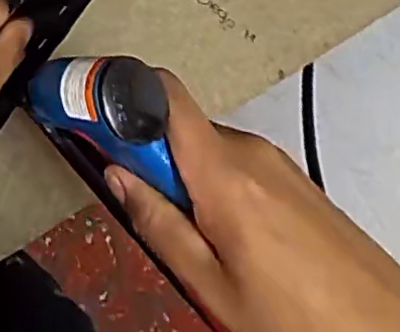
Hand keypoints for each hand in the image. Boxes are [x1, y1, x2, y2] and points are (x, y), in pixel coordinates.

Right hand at [105, 70, 399, 331]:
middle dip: (155, 156)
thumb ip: (158, 223)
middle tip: (148, 202)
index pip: (163, 91)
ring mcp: (278, 164)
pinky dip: (219, 186)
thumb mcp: (213, 287)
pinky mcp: (298, 181)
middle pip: (180, 127)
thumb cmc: (306, 325)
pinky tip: (238, 242)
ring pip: (209, 150)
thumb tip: (119, 177)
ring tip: (205, 241)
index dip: (121, 92)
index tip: (92, 113)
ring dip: (188, 177)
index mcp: (224, 172)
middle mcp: (251, 152)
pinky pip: (240, 165)